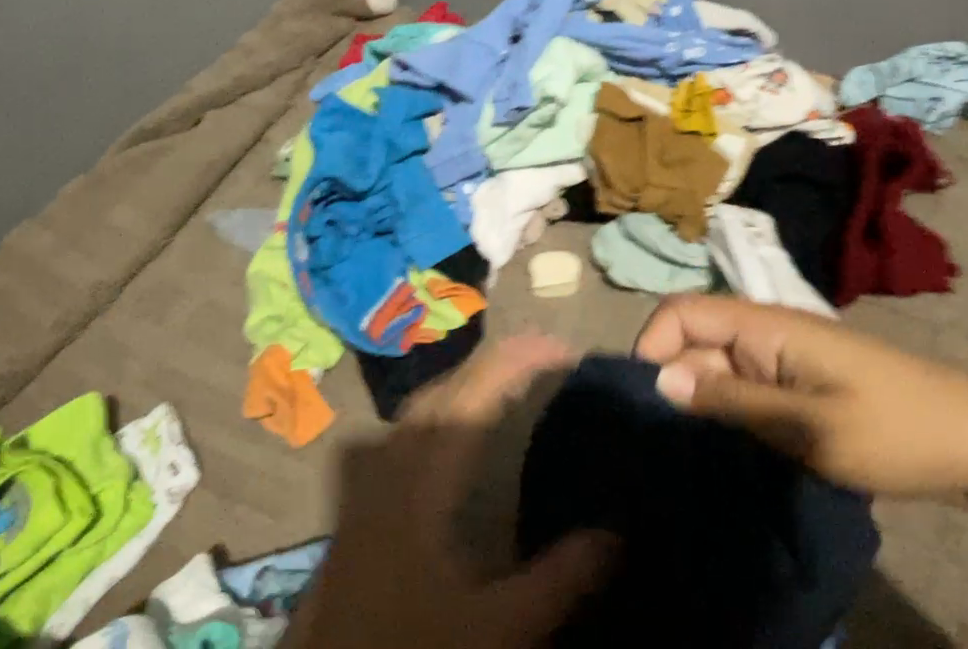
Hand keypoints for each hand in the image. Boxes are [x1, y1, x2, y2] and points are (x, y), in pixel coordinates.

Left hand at [284, 335, 618, 648]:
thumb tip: (613, 534)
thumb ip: (557, 581)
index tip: (562, 348)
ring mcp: (363, 488)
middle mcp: (388, 469)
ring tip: (504, 389)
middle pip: (439, 393)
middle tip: (541, 361)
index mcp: (422, 482)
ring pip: (414, 412)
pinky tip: (448, 446)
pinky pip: (397, 438)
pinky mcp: (353, 511)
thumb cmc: (410, 646)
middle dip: (491, 365)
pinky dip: (434, 418)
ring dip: (461, 388)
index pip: (473, 398)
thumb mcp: (495, 629)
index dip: (517, 362)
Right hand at [635, 294, 967, 499]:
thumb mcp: (809, 425)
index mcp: (767, 325)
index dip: (651, 346)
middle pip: (694, 341)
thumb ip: (732, 401)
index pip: (682, 311)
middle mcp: (767, 332)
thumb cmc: (897, 431)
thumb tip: (658, 379)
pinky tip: (725, 448)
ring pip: (715, 367)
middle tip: (665, 444)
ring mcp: (784, 358)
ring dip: (697, 402)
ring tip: (690, 452)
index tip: (644, 404)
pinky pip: (742, 387)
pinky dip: (725, 412)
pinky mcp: (798, 383)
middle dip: (670, 382)